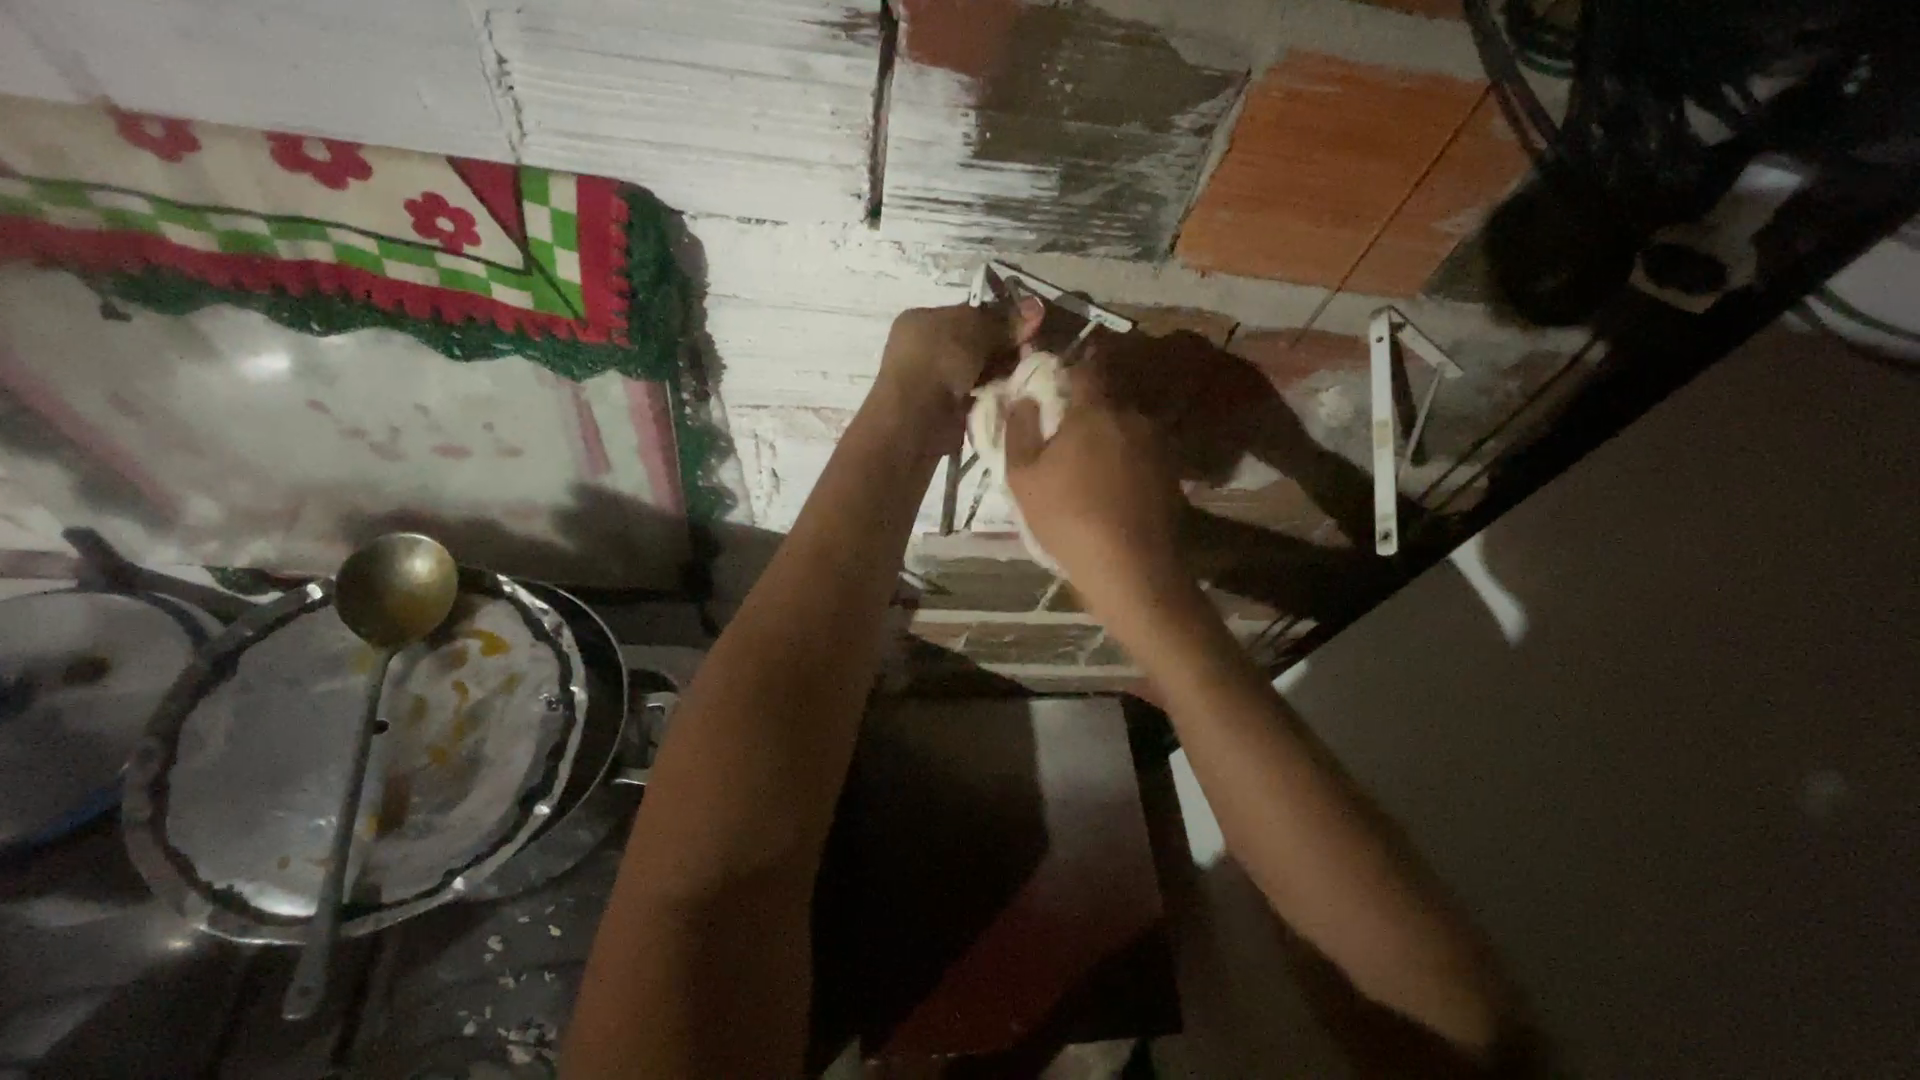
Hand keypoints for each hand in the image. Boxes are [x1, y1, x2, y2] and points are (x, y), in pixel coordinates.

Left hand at [876, 299, 1044, 415]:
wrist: (917, 418)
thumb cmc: (939, 360)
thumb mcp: (974, 329)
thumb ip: (1004, 320)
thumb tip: (1037, 306)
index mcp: (922, 320)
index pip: (969, 313)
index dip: (1000, 318)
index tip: (1029, 325)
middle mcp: (926, 348)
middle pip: (977, 342)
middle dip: (1005, 346)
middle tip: (1031, 349)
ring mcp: (935, 380)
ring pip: (980, 370)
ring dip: (1003, 371)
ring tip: (1027, 371)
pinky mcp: (947, 409)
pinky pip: (978, 394)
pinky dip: (994, 392)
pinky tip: (1013, 390)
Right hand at [1004, 349, 1191, 617]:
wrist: (1132, 569)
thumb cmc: (1068, 517)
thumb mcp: (1023, 476)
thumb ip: (1020, 428)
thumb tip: (1024, 397)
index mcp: (1096, 410)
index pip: (1085, 368)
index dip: (1067, 373)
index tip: (1052, 390)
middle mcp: (1134, 418)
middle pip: (1108, 401)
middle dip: (1087, 413)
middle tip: (1064, 440)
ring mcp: (1159, 447)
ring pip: (1127, 431)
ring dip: (1109, 442)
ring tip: (1089, 473)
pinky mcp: (1173, 476)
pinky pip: (1142, 458)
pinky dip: (1127, 466)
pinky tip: (1113, 494)